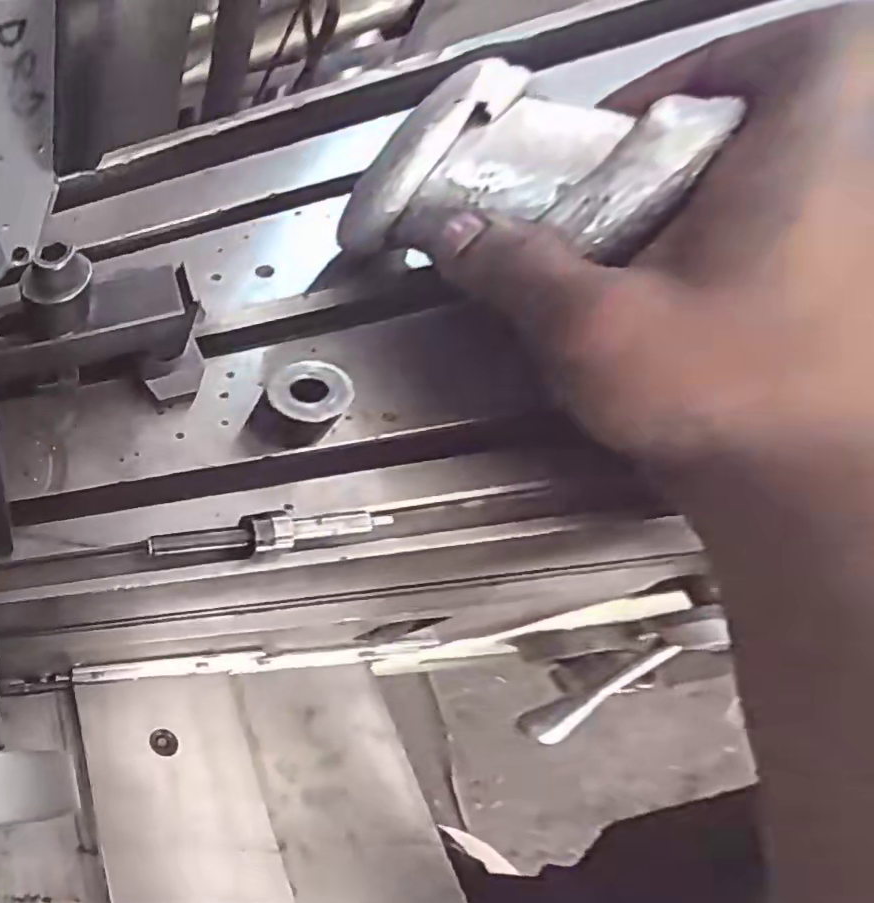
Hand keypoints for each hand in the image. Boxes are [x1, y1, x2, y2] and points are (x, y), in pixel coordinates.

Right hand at [416, 9, 873, 480]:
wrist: (813, 475)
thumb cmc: (715, 383)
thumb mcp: (586, 322)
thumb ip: (514, 268)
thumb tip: (451, 230)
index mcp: (808, 163)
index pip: (806, 44)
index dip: (708, 62)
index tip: (620, 124)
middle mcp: (841, 184)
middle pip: (757, 120)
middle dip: (652, 153)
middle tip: (576, 207)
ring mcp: (834, 242)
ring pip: (745, 186)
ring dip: (656, 210)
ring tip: (584, 264)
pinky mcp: (811, 293)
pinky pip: (742, 241)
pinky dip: (676, 254)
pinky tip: (623, 306)